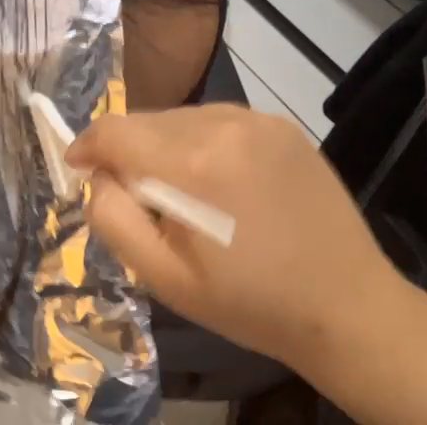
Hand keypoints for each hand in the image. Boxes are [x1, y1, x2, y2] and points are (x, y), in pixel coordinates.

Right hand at [66, 105, 403, 369]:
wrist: (348, 308)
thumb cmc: (250, 303)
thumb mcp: (165, 279)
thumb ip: (113, 219)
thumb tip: (97, 176)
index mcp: (190, 165)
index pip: (113, 131)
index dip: (86, 146)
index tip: (78, 167)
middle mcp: (220, 125)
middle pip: (144, 122)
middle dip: (128, 153)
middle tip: (140, 200)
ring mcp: (255, 119)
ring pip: (178, 118)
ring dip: (164, 146)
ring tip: (184, 193)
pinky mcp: (279, 124)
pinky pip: (215, 120)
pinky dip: (201, 142)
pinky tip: (221, 182)